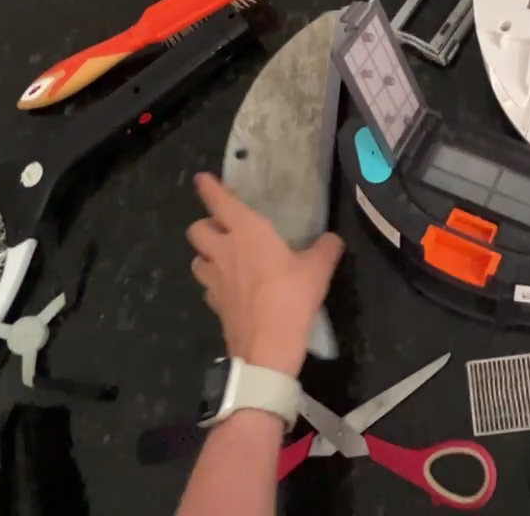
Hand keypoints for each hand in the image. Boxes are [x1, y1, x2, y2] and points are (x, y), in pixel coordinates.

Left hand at [186, 172, 343, 376]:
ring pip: (197, 259)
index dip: (209, 188)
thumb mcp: (318, 269)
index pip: (220, 202)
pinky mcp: (214, 305)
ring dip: (206, 254)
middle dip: (206, 224)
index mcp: (246, 232)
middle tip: (224, 227)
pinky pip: (208, 286)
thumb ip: (326, 248)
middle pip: (197, 229)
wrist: (267, 349)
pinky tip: (231, 287)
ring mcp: (215, 280)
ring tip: (225, 257)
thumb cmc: (291, 298)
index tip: (203, 179)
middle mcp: (224, 251)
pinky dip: (215, 282)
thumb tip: (332, 239)